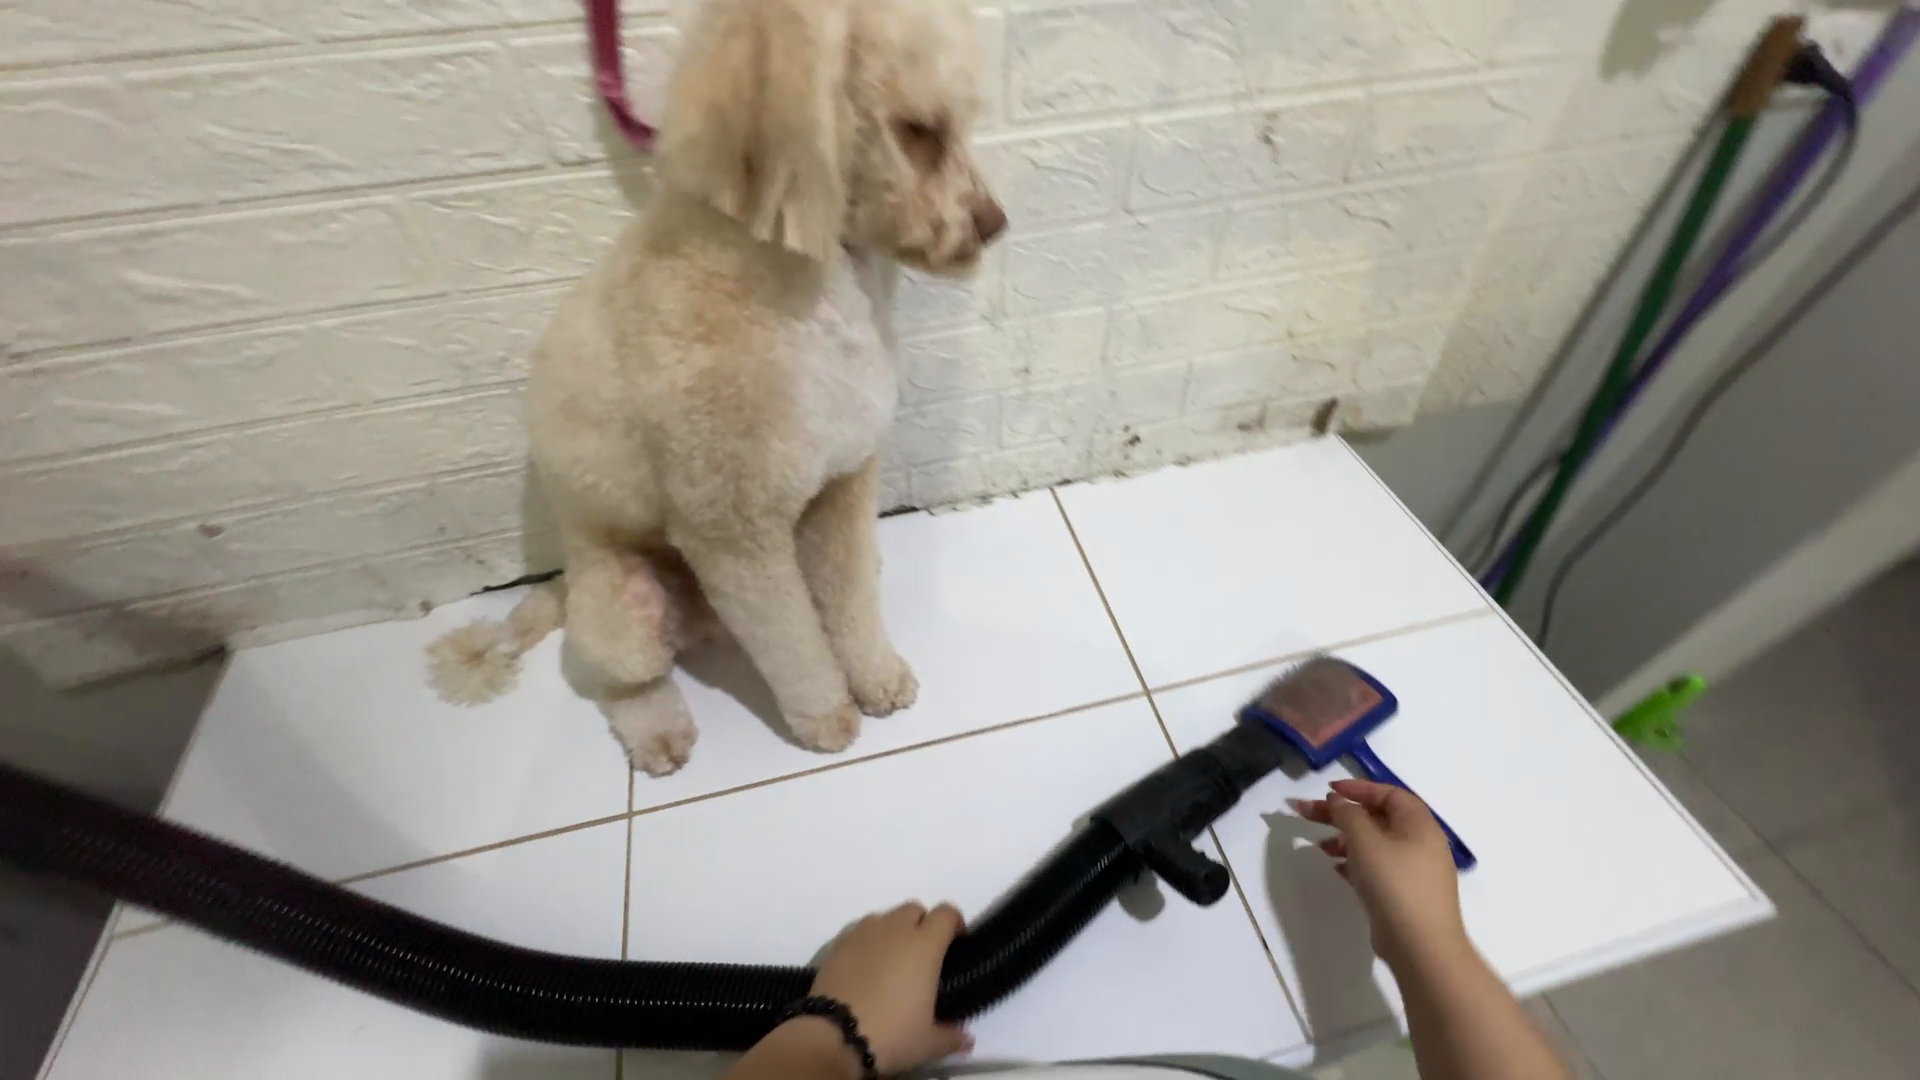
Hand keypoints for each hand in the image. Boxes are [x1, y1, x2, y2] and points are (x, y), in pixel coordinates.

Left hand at [810, 902, 971, 1073]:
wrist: (834, 1036)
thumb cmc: (890, 1034)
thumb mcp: (927, 1044)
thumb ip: (951, 1036)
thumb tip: (967, 1039)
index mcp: (925, 945)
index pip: (946, 913)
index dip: (955, 922)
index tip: (956, 942)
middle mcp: (896, 928)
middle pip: (915, 909)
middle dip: (922, 924)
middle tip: (922, 955)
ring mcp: (865, 931)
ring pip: (886, 916)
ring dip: (894, 930)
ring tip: (891, 961)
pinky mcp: (840, 941)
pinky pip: (861, 930)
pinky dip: (868, 941)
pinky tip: (864, 966)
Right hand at [1291, 779, 1468, 971]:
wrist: (1421, 947)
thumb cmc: (1395, 883)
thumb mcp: (1365, 839)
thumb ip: (1347, 813)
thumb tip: (1337, 800)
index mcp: (1419, 825)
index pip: (1388, 794)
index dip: (1358, 788)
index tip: (1328, 790)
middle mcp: (1419, 844)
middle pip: (1375, 818)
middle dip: (1340, 814)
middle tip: (1305, 812)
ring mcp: (1413, 871)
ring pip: (1373, 843)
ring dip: (1344, 838)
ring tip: (1320, 846)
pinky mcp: (1403, 893)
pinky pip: (1375, 866)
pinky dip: (1353, 861)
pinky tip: (1335, 866)